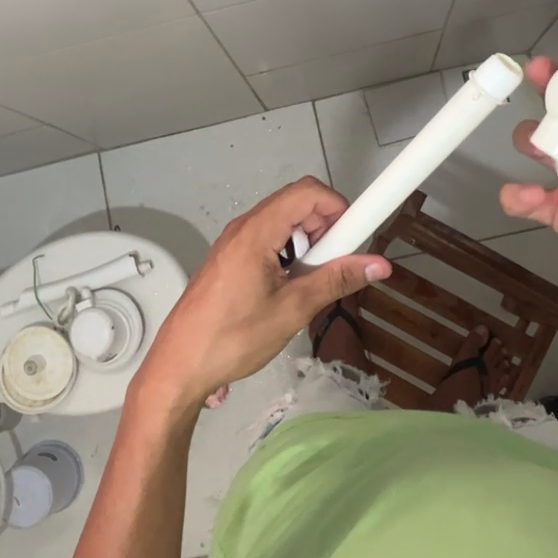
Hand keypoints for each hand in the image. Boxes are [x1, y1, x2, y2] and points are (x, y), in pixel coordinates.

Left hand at [132, 177, 390, 410]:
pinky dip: (289, 254)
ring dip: (307, 244)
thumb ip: (336, 280)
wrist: (179, 366)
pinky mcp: (230, 258)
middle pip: (296, 203)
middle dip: (325, 228)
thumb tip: (377, 264)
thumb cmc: (231, 339)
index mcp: (256, 232)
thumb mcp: (292, 310)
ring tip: (310, 283)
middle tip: (334, 265)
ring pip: (284, 222)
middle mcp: (243, 228)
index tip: (354, 239)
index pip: (307, 192)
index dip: (338, 207)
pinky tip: (289, 289)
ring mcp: (234, 242)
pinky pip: (268, 239)